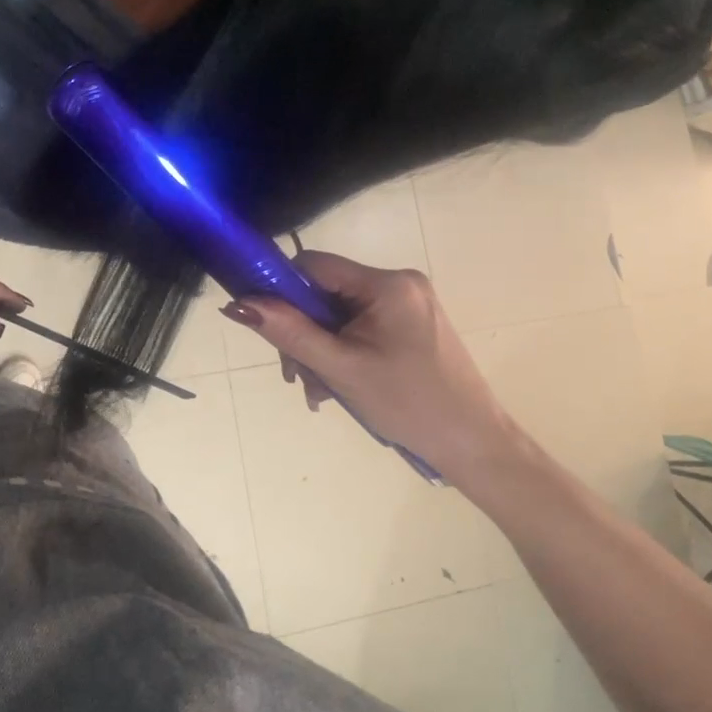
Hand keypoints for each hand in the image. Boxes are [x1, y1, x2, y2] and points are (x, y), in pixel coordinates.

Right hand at [221, 252, 524, 479]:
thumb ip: (288, 331)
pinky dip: (340, 353)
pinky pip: (357, 328)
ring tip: (319, 391)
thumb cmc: (408, 404)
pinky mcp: (409, 325)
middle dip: (302, 333)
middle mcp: (398, 283)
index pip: (312, 265)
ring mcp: (406, 304)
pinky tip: (337, 386)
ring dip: (318, 350)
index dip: (280, 289)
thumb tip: (237, 304)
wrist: (474, 446)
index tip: (264, 326)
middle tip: (295, 376)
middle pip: (323, 293)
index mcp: (387, 284)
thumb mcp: (340, 368)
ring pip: (337, 315)